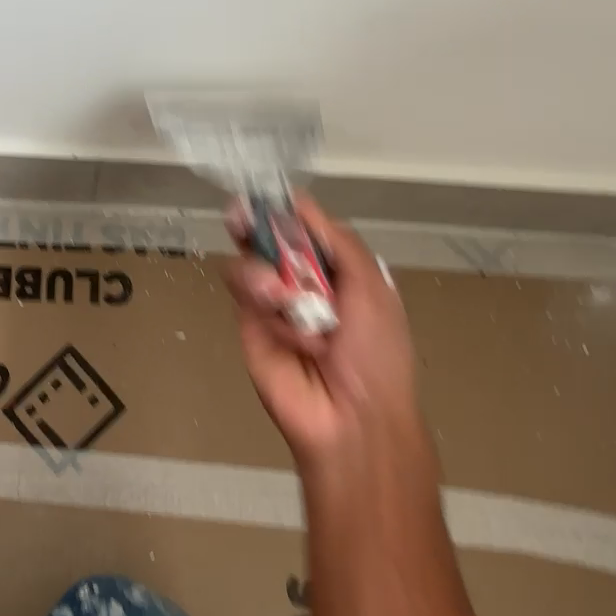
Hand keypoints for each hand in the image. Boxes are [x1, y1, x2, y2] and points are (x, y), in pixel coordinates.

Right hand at [226, 196, 425, 472]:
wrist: (352, 417)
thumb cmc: (376, 353)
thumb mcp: (372, 287)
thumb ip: (338, 242)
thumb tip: (299, 203)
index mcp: (336, 271)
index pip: (303, 229)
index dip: (285, 212)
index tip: (268, 198)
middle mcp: (301, 283)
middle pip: (266, 239)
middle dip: (253, 225)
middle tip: (239, 216)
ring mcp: (271, 305)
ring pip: (248, 264)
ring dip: (264, 273)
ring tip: (282, 296)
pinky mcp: (248, 326)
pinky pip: (243, 295)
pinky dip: (262, 301)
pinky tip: (284, 320)